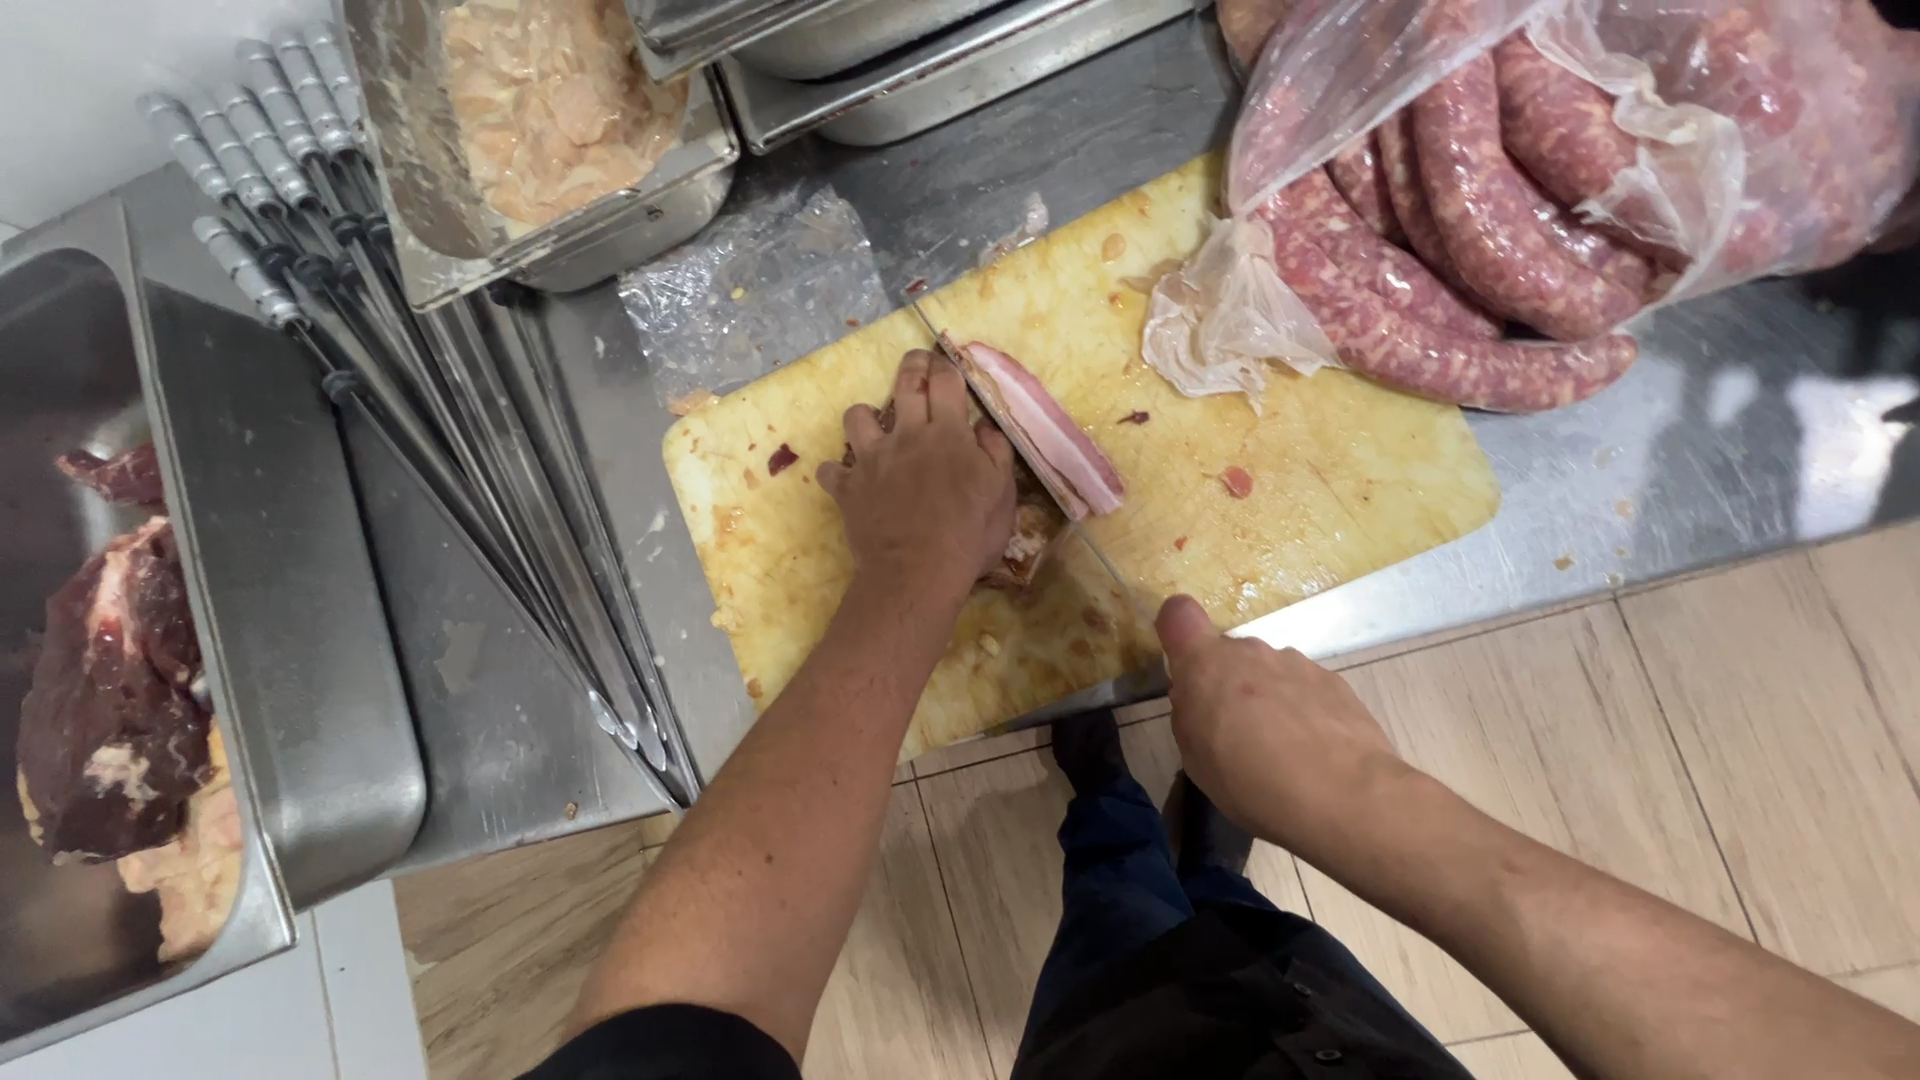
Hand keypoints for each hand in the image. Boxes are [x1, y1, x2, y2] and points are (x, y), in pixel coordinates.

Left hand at [817, 349, 1015, 596]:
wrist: (917, 571)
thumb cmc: (968, 536)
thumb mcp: (1001, 496)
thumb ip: (996, 455)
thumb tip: (984, 428)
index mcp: (947, 433)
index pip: (947, 382)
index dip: (946, 367)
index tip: (946, 363)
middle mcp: (906, 435)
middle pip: (905, 383)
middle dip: (912, 365)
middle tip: (916, 361)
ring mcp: (872, 459)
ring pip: (857, 416)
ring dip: (864, 415)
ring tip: (872, 426)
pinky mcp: (847, 487)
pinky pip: (831, 470)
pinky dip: (837, 473)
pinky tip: (847, 481)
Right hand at [1155, 595, 1412, 858]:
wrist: (1343, 796)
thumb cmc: (1251, 780)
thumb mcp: (1195, 758)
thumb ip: (1190, 715)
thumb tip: (1197, 699)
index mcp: (1206, 664)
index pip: (1178, 614)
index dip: (1176, 630)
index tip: (1182, 661)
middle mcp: (1250, 651)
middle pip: (1227, 653)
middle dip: (1226, 683)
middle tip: (1234, 731)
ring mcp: (1296, 662)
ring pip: (1267, 671)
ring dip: (1266, 697)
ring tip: (1280, 748)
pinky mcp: (1334, 682)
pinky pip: (1303, 688)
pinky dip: (1301, 710)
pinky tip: (1311, 751)